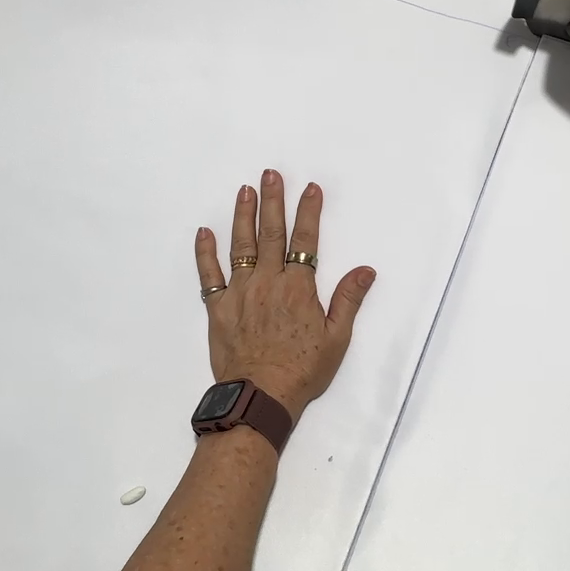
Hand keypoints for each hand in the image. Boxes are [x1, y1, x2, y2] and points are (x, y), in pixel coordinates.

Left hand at [194, 170, 374, 418]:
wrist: (260, 396)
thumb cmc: (302, 370)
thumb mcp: (336, 338)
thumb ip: (348, 300)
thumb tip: (366, 270)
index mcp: (298, 288)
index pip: (305, 241)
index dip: (308, 212)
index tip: (310, 187)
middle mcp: (268, 282)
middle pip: (270, 233)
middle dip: (272, 201)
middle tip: (269, 174)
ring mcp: (240, 292)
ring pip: (240, 245)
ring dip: (242, 216)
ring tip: (244, 191)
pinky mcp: (218, 308)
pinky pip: (209, 274)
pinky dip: (205, 252)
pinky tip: (203, 232)